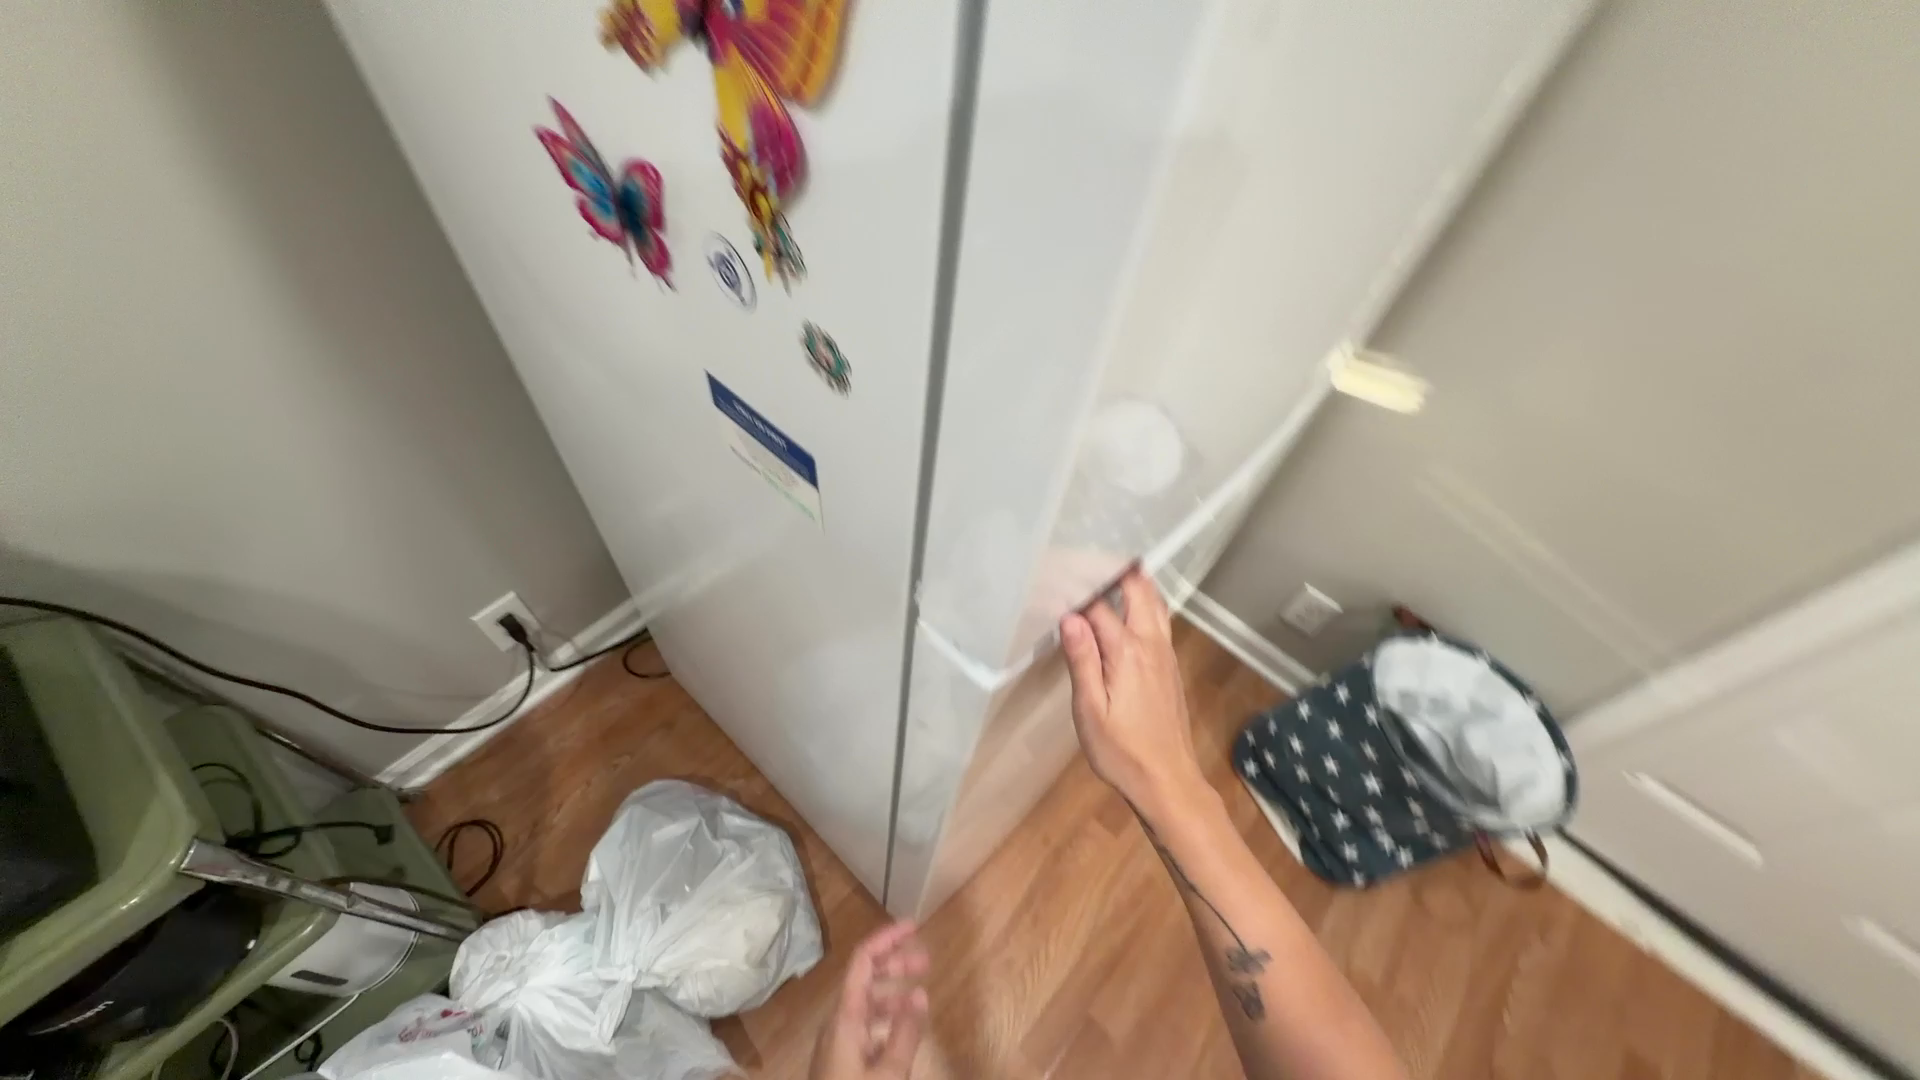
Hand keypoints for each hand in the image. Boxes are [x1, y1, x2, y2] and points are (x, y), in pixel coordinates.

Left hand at [808, 921, 929, 1079]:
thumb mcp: (889, 1074)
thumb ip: (905, 1033)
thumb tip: (920, 993)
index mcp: (844, 1017)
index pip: (863, 960)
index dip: (887, 938)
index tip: (915, 926)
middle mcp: (837, 1023)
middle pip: (864, 978)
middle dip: (895, 963)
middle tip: (928, 961)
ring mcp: (836, 1044)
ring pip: (864, 1004)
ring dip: (892, 992)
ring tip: (920, 995)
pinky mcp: (839, 1065)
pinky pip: (863, 1027)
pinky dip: (885, 1019)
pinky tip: (902, 1031)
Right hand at [1059, 567, 1206, 815]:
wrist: (1168, 780)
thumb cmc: (1121, 750)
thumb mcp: (1090, 709)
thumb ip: (1081, 660)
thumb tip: (1070, 617)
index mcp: (1127, 651)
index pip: (1099, 607)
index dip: (1078, 590)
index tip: (1056, 575)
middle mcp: (1151, 644)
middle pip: (1138, 592)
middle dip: (1116, 571)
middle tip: (1089, 558)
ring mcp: (1166, 654)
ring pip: (1155, 604)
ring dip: (1136, 584)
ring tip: (1112, 570)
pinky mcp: (1170, 667)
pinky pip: (1160, 620)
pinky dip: (1145, 603)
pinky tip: (1130, 609)